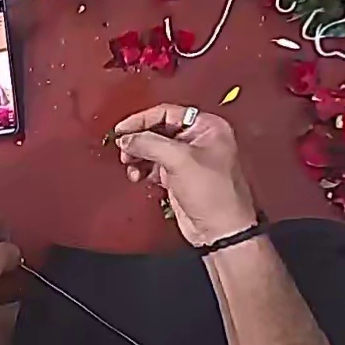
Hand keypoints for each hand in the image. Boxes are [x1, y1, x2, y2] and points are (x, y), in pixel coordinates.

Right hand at [114, 105, 259, 245]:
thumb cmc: (217, 195)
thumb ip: (150, 144)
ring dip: (138, 155)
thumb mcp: (180, 160)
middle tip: (125, 148)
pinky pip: (154, 165)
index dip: (142, 120)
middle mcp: (199, 140)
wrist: (220, 230)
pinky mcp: (179, 176)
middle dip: (138, 140)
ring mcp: (189, 159)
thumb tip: (128, 138)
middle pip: (158, 130)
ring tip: (129, 163)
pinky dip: (143, 169)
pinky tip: (138, 175)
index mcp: (208, 127)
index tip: (123, 129)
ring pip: (153, 148)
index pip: (167, 113)